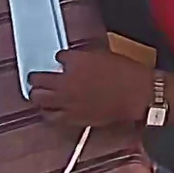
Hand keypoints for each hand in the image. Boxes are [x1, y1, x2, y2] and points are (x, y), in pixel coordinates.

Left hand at [29, 49, 153, 128]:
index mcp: (75, 61)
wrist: (138, 94)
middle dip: (36, 77)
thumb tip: (72, 61)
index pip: (58, 57)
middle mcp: (66, 81)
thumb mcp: (103, 55)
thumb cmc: (126, 72)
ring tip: (37, 93)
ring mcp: (68, 101)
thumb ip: (84, 58)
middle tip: (35, 77)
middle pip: (39, 79)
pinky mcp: (73, 117)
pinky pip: (50, 116)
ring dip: (37, 93)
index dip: (60, 59)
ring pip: (39, 98)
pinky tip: (48, 109)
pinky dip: (47, 111)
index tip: (61, 61)